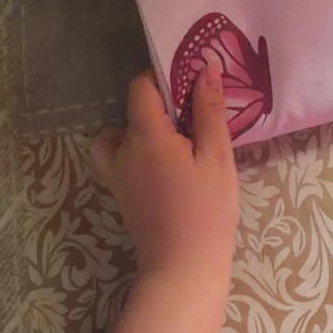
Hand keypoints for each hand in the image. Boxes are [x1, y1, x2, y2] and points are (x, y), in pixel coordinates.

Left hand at [91, 65, 239, 282]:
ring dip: (142, 127)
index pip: (141, 86)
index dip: (163, 77)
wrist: (182, 267)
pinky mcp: (119, 191)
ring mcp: (116, 172)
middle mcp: (123, 149)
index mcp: (146, 134)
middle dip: (162, 103)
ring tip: (173, 140)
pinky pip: (116, 156)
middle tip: (195, 116)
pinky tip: (160, 163)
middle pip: (133, 108)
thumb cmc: (206, 209)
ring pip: (119, 133)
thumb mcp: (216, 155)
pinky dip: (131, 150)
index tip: (191, 84)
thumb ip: (208, 108)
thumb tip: (206, 65)